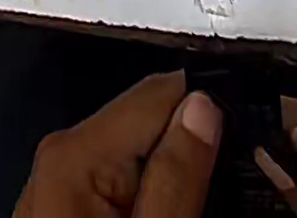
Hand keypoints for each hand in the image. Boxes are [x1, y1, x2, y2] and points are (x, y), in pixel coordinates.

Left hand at [16, 72, 222, 216]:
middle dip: (185, 144)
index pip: (159, 91)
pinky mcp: (63, 206)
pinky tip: (160, 211)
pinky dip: (146, 191)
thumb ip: (175, 176)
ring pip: (137, 151)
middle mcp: (61, 153)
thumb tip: (203, 107)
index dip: (205, 111)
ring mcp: (58, 182)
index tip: (238, 136)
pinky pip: (118, 179)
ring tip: (189, 203)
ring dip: (169, 170)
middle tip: (217, 184)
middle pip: (149, 119)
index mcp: (76, 151)